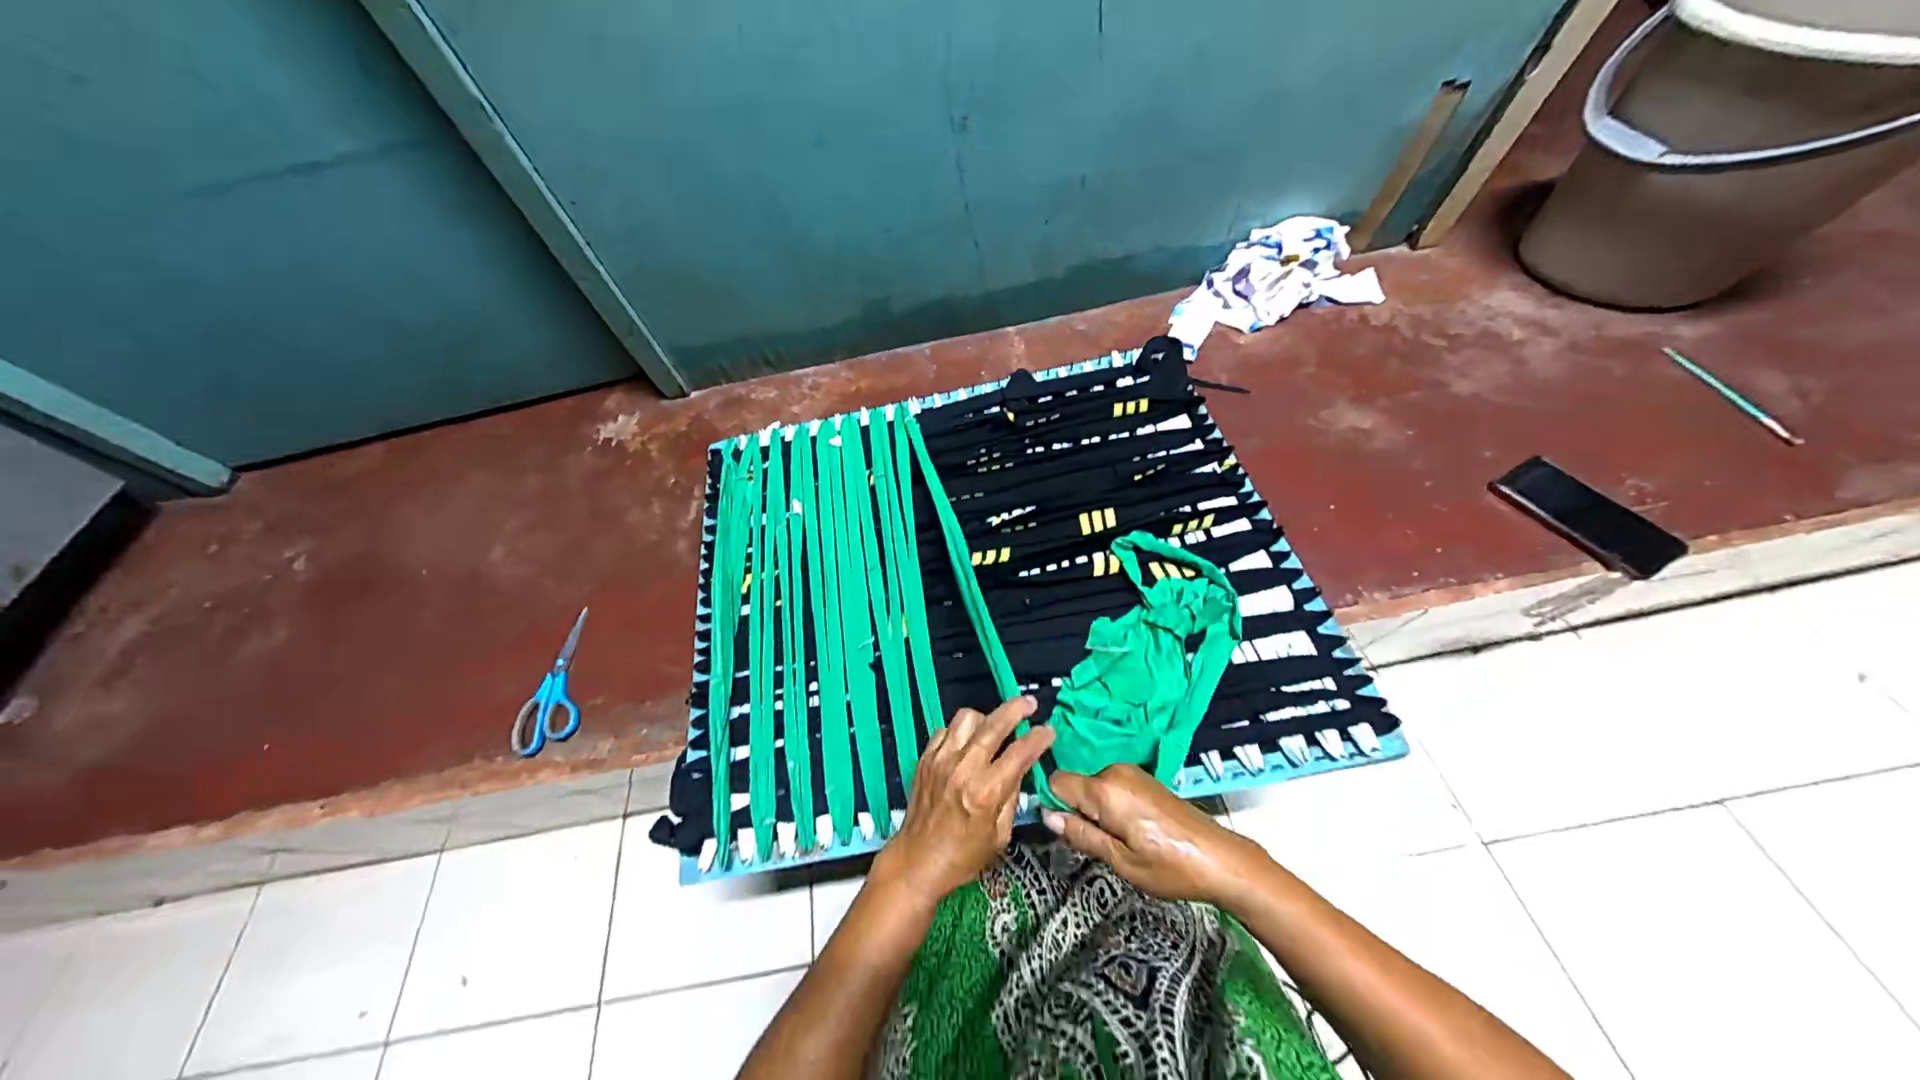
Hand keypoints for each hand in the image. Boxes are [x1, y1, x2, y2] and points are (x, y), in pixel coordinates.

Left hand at [870, 697, 1055, 909]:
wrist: (916, 861)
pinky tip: (967, 741)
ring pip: (966, 718)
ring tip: (994, 725)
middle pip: (994, 725)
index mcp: (986, 792)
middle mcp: (963, 769)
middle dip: (1016, 709)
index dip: (1038, 738)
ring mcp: (941, 760)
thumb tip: (1020, 768)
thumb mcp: (1000, 835)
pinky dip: (960, 730)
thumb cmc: (963, 856)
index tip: (1048, 730)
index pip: (1019, 753)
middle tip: (1029, 704)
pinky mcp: (925, 758)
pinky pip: (945, 729)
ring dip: (985, 717)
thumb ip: (1012, 797)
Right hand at [1043, 764, 1267, 905]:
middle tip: (1101, 845)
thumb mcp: (1120, 861)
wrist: (1220, 859)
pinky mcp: (1144, 779)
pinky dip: (1112, 806)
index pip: (1057, 781)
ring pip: (1093, 787)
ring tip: (1122, 841)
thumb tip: (1048, 816)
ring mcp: (1132, 773)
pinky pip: (1111, 787)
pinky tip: (1133, 830)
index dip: (1054, 805)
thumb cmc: (1170, 867)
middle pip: (1076, 785)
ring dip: (1096, 811)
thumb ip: (1081, 835)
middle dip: (1078, 812)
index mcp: (1106, 790)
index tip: (1067, 831)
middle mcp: (1115, 772)